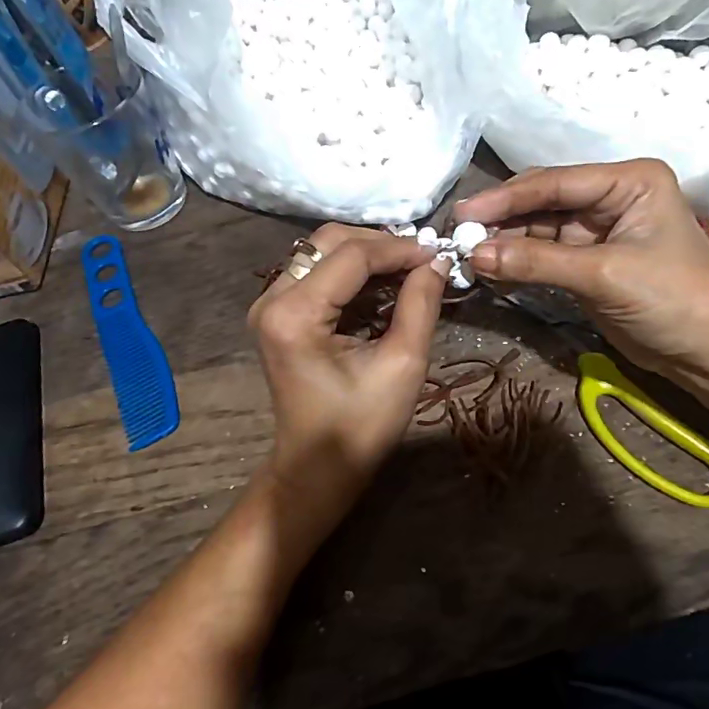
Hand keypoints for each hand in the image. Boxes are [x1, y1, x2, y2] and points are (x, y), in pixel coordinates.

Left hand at [248, 224, 447, 486]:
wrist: (318, 466)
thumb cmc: (361, 426)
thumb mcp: (402, 365)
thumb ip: (420, 304)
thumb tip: (438, 261)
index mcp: (294, 314)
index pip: (352, 256)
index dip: (399, 249)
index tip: (439, 254)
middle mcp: (271, 299)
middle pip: (329, 242)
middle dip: (380, 244)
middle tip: (423, 259)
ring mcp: (268, 304)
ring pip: (321, 252)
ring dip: (366, 254)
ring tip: (408, 269)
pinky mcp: (276, 313)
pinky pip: (315, 272)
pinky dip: (350, 272)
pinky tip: (382, 283)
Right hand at [455, 159, 708, 374]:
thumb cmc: (673, 302)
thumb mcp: (604, 276)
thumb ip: (537, 261)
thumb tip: (474, 254)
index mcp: (628, 182)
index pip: (556, 182)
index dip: (505, 198)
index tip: (462, 214)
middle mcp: (611, 197)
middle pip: (542, 200)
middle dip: (501, 218)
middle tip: (458, 236)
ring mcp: (597, 229)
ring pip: (537, 227)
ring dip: (504, 241)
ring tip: (466, 255)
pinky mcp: (587, 260)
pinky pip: (542, 253)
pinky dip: (517, 261)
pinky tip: (489, 267)